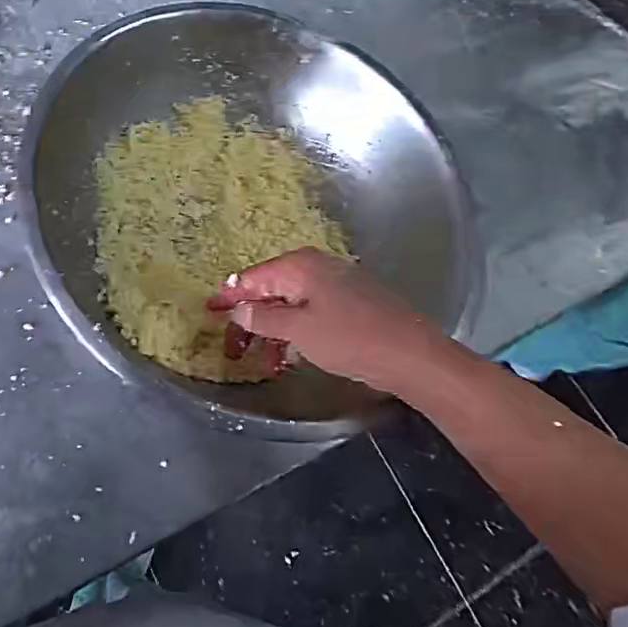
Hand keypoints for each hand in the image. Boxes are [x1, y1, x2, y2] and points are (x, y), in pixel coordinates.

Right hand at [207, 248, 453, 393]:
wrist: (418, 359)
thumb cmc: (353, 340)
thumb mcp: (299, 332)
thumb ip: (262, 319)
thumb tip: (237, 309)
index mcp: (300, 266)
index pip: (252, 278)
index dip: (229, 297)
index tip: (209, 311)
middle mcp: (317, 267)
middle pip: (270, 289)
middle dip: (250, 317)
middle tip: (234, 346)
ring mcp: (337, 283)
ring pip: (291, 303)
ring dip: (273, 329)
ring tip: (264, 360)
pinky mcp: (353, 302)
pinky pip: (311, 311)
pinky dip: (296, 330)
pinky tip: (292, 354)